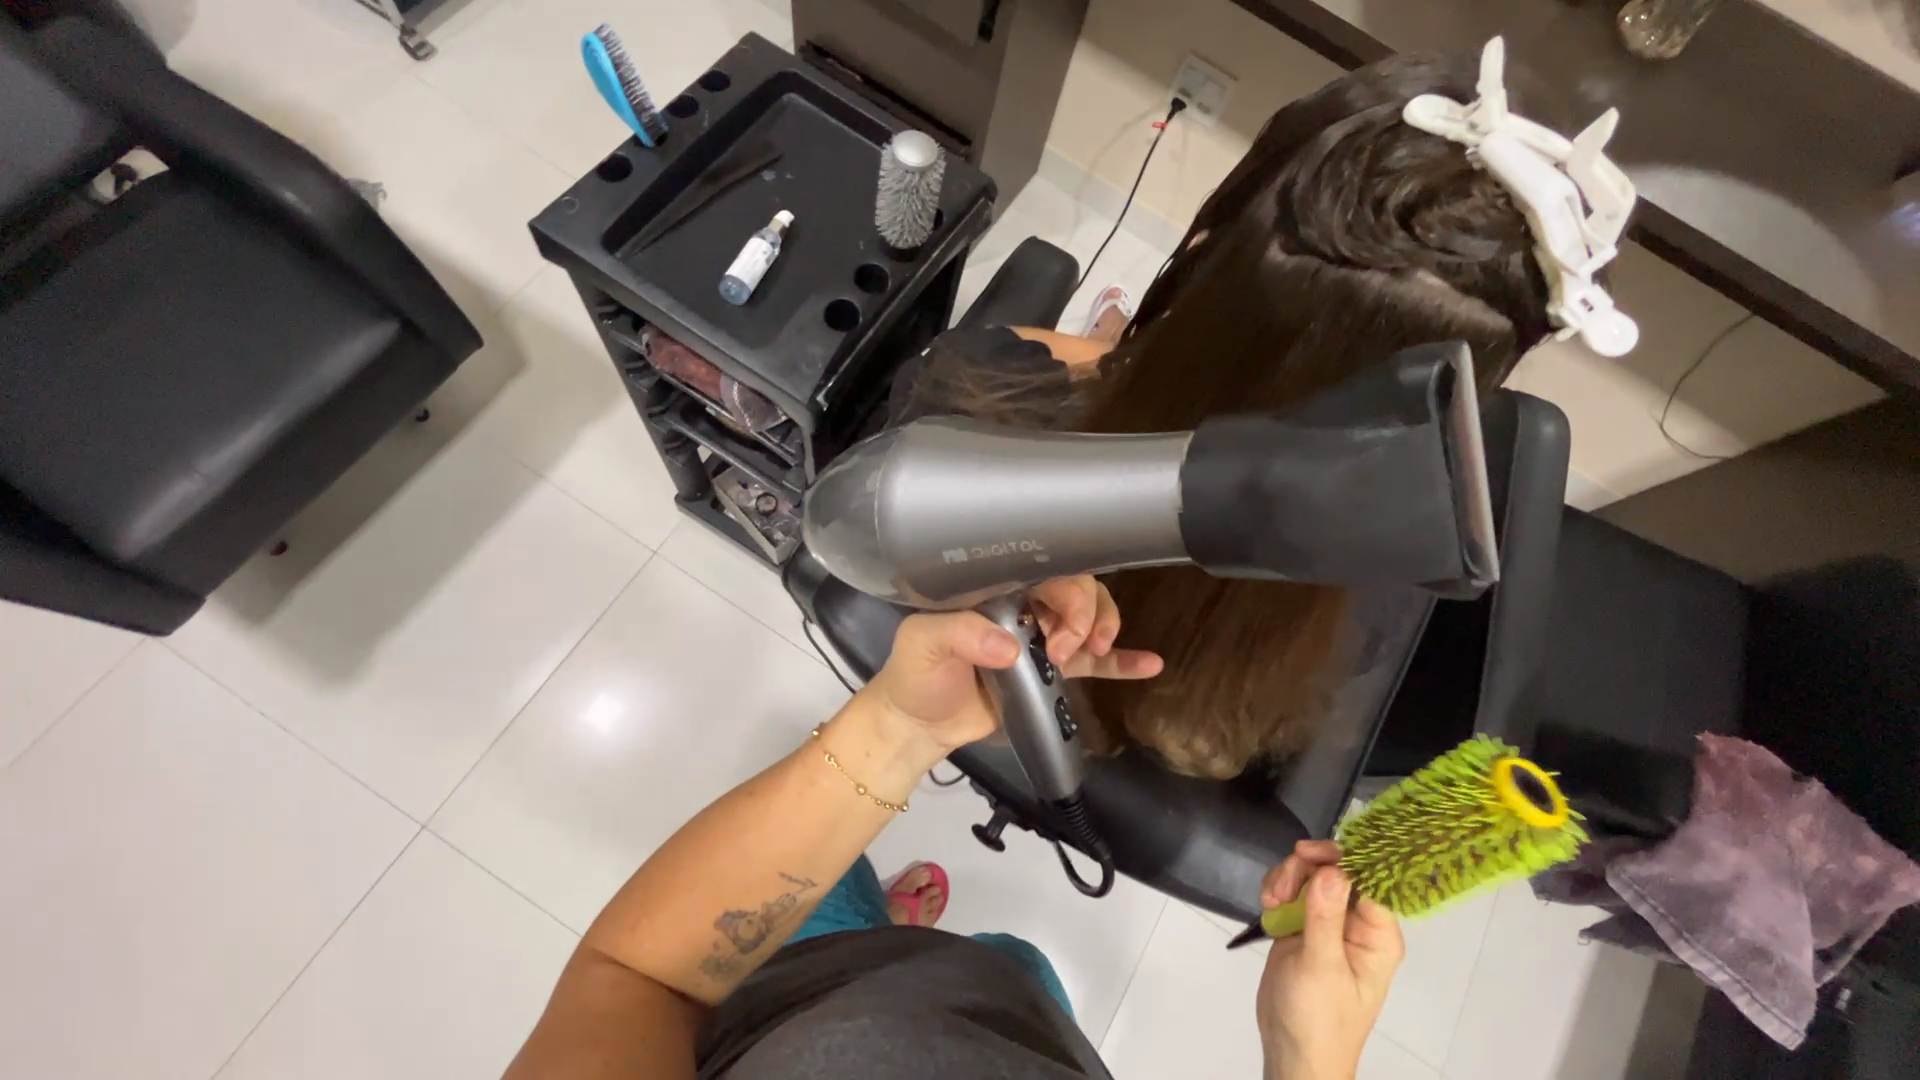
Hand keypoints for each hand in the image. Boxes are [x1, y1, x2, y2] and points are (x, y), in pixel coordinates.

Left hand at [861, 575, 1162, 752]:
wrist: (920, 723)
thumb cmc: (916, 674)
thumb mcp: (923, 643)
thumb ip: (961, 634)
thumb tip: (1010, 647)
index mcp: (996, 589)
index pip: (1045, 572)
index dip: (1065, 596)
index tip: (1058, 633)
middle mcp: (1023, 606)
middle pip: (1076, 591)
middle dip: (1085, 616)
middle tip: (1063, 651)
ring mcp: (1041, 638)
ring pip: (1091, 618)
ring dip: (1105, 628)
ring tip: (1097, 651)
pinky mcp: (1051, 671)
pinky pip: (1093, 662)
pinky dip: (1122, 661)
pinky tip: (1151, 662)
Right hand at [1255, 841, 1404, 1079]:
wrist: (1291, 1053)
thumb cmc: (1318, 1018)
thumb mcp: (1321, 968)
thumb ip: (1325, 917)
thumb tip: (1332, 869)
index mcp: (1376, 935)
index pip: (1367, 879)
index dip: (1339, 859)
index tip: (1305, 853)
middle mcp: (1356, 923)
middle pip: (1334, 869)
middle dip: (1304, 869)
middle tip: (1280, 888)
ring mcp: (1327, 922)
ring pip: (1309, 874)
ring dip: (1286, 878)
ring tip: (1270, 901)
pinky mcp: (1301, 926)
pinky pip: (1291, 889)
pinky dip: (1276, 889)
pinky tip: (1267, 906)